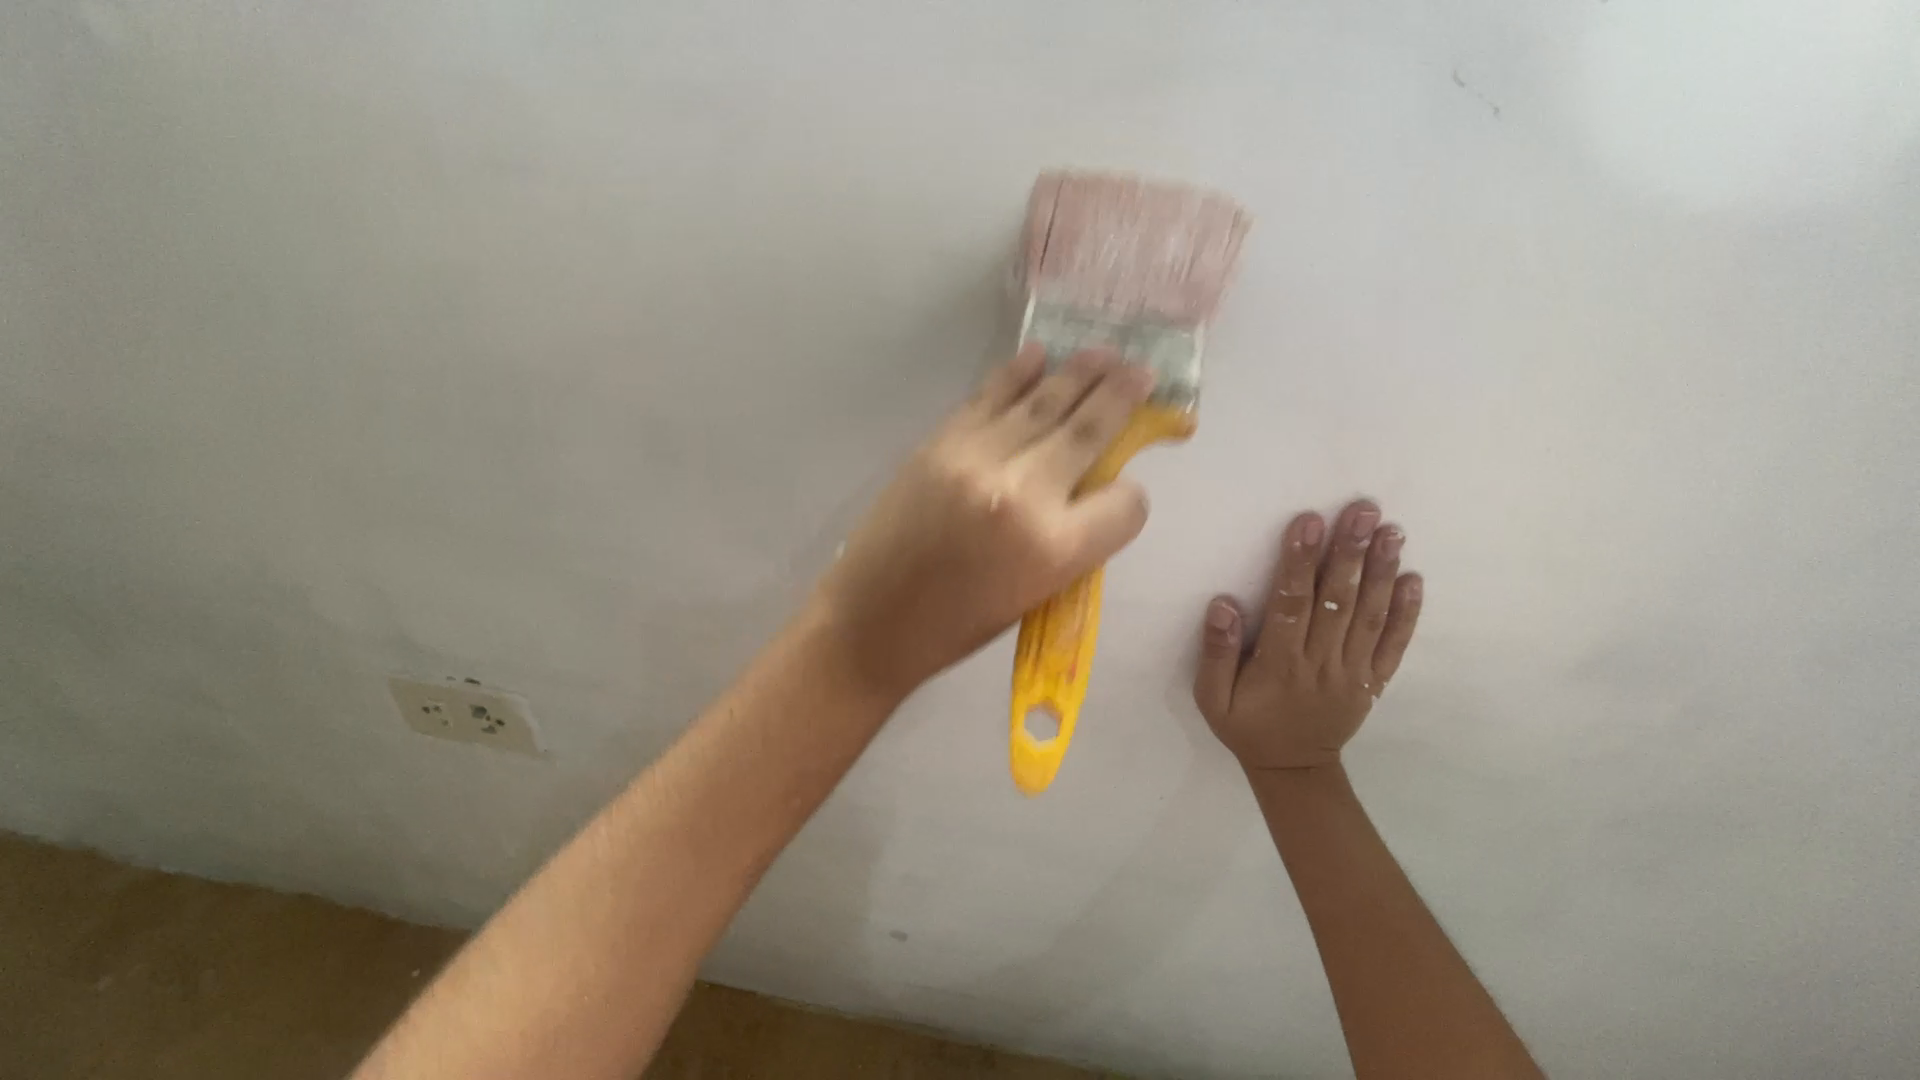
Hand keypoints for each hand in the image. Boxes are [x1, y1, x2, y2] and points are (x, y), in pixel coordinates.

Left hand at [814, 346, 1156, 694]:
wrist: (872, 620)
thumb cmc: (957, 626)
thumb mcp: (1035, 595)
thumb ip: (1071, 540)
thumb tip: (1091, 486)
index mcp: (1055, 549)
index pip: (1125, 505)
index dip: (1129, 500)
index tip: (1120, 495)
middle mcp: (1025, 494)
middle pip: (1090, 431)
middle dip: (1122, 397)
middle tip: (1142, 370)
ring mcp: (979, 460)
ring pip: (1044, 402)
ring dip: (1080, 373)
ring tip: (1105, 354)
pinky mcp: (942, 444)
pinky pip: (991, 397)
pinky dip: (1017, 374)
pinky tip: (1038, 357)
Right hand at [1192, 500, 1422, 770]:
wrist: (1294, 771)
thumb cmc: (1247, 727)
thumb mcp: (1212, 699)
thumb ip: (1217, 653)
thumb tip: (1224, 604)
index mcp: (1280, 664)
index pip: (1292, 605)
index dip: (1300, 562)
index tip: (1310, 523)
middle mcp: (1321, 663)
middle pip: (1337, 601)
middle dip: (1350, 552)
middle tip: (1363, 510)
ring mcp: (1353, 672)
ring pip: (1370, 616)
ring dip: (1381, 571)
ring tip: (1392, 531)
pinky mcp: (1373, 681)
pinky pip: (1393, 645)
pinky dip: (1407, 613)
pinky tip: (1413, 579)